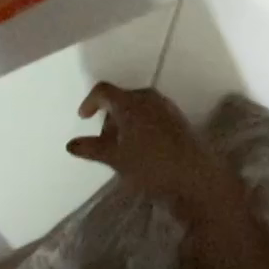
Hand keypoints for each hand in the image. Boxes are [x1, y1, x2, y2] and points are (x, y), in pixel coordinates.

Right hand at [66, 83, 238, 213]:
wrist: (197, 178)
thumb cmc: (151, 166)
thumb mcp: (116, 160)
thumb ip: (92, 149)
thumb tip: (71, 144)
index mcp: (130, 102)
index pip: (104, 90)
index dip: (90, 101)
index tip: (83, 118)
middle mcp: (148, 97)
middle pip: (121, 99)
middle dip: (109, 118)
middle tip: (105, 143)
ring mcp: (166, 107)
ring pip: (138, 107)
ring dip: (126, 123)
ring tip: (123, 150)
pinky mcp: (178, 119)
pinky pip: (152, 114)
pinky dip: (141, 126)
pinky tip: (143, 150)